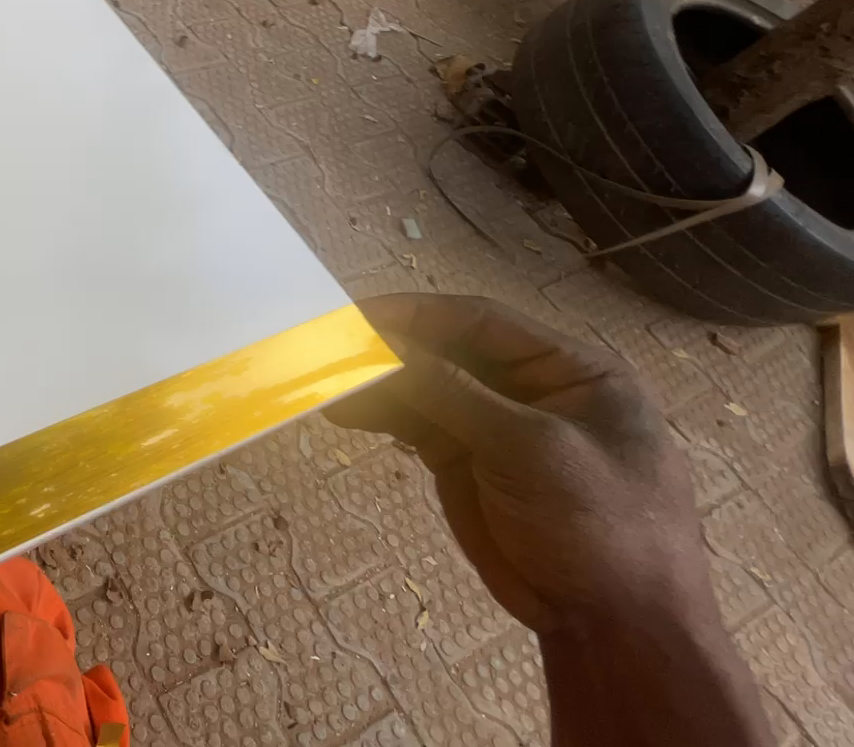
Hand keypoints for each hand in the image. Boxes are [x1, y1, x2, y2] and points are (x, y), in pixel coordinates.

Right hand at [327, 292, 713, 635]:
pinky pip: (411, 420)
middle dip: (388, 351)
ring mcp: (492, 423)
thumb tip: (383, 344)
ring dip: (374, 384)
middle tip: (330, 352)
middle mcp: (528, 387)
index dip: (416, 314)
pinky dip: (377, 414)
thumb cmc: (599, 525)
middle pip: (443, 351)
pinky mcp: (461, 456)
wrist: (612, 626)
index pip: (481, 323)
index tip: (357, 316)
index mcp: (572, 371)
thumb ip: (451, 392)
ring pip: (419, 385)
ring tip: (327, 388)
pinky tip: (343, 413)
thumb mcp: (529, 449)